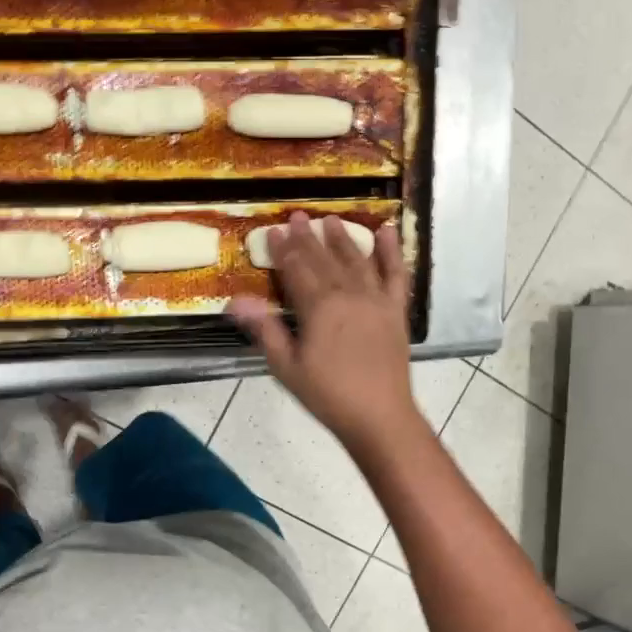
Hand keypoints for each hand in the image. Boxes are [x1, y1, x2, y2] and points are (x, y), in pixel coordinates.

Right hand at [227, 212, 420, 450]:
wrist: (378, 415)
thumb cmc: (327, 396)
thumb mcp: (287, 367)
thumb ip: (266, 329)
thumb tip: (236, 300)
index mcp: (319, 307)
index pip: (296, 269)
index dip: (283, 249)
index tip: (274, 230)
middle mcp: (348, 294)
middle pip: (324, 259)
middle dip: (308, 238)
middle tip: (298, 216)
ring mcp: (375, 300)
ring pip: (356, 260)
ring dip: (342, 239)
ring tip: (331, 220)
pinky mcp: (396, 310)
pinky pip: (395, 274)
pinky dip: (390, 252)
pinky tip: (386, 233)